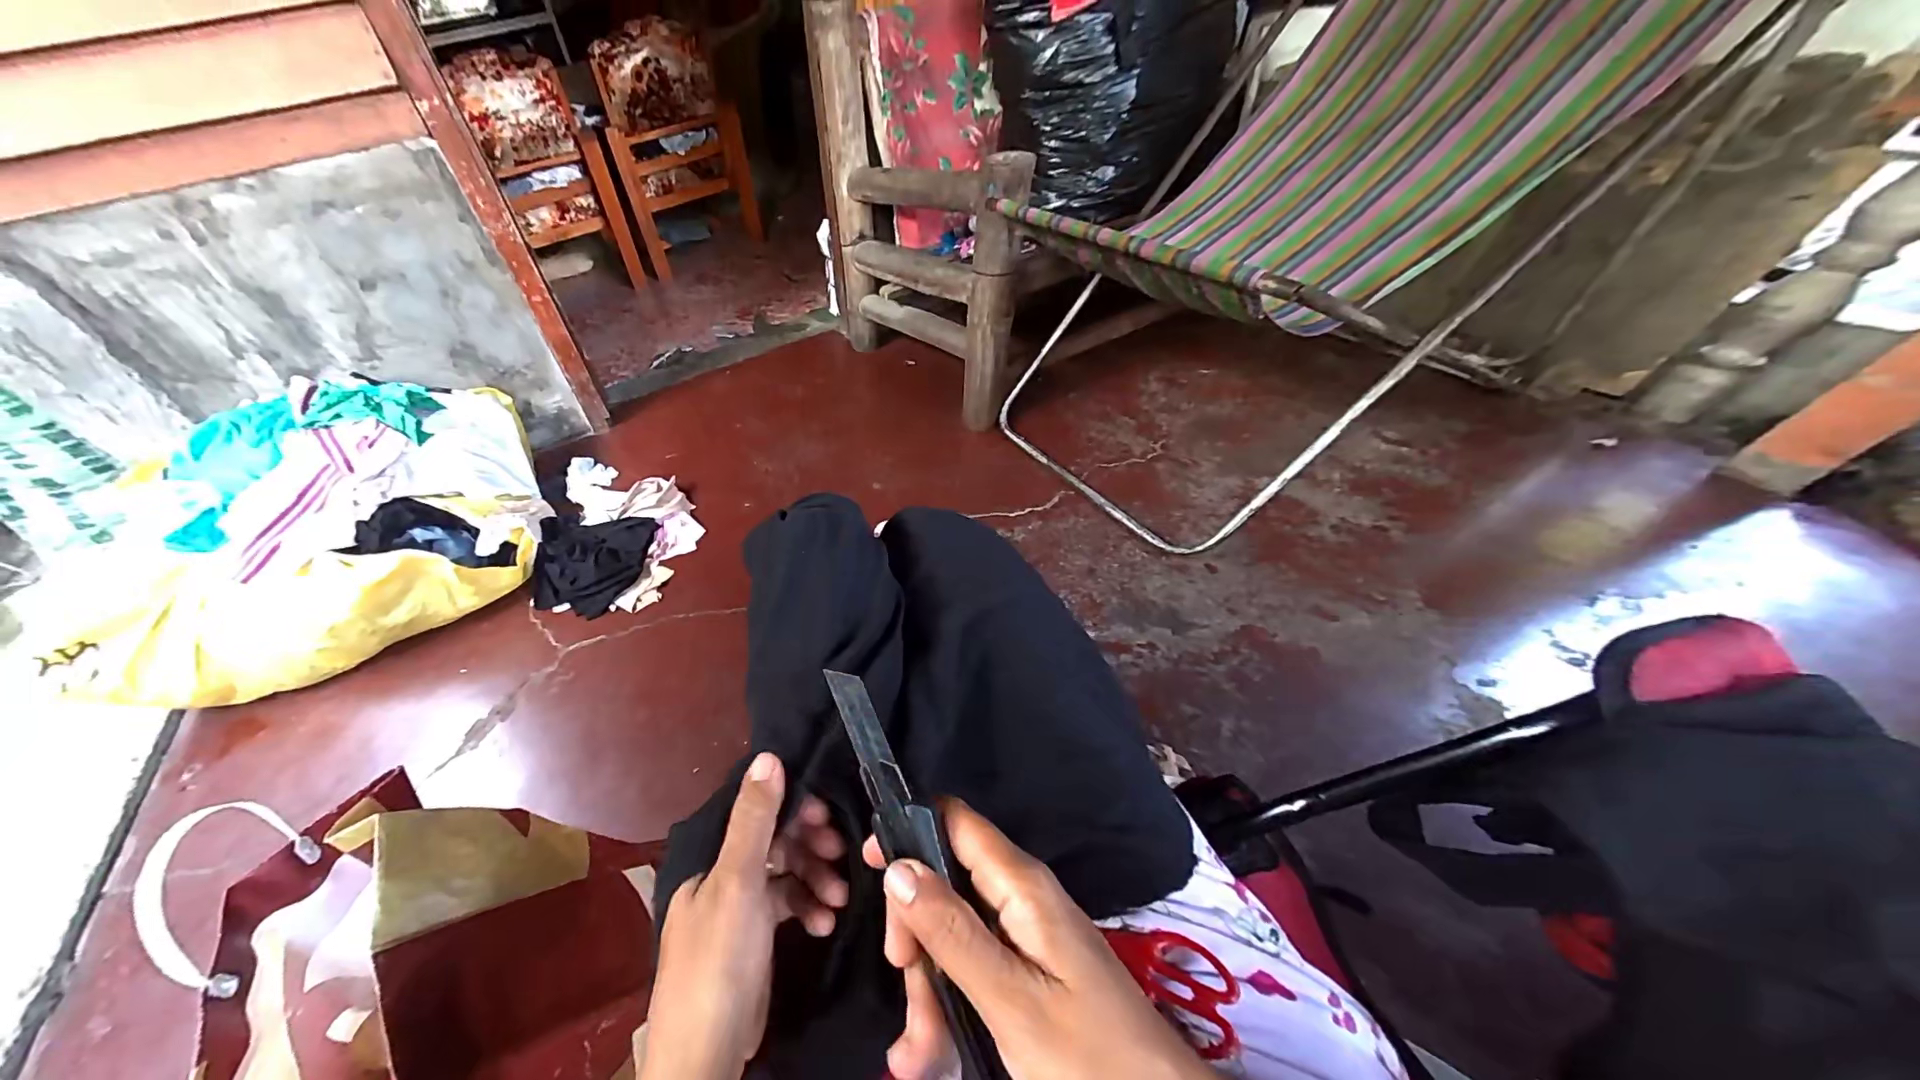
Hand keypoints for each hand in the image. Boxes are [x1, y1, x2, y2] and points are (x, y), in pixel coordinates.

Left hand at [642, 753, 849, 1079]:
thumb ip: (755, 821)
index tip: (828, 819)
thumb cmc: (719, 961)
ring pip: (786, 877)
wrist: (705, 1057)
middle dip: (811, 850)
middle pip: (776, 846)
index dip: (795, 813)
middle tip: (842, 857)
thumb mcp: (738, 884)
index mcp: (710, 862)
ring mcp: (739, 911)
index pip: (758, 818)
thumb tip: (769, 756)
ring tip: (837, 902)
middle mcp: (721, 879)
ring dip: (815, 883)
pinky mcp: (755, 940)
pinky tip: (823, 924)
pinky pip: (787, 908)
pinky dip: (807, 910)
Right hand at [863, 799, 1212, 1079]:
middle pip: (946, 884)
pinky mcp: (1027, 969)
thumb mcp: (1008, 998)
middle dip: (917, 934)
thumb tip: (898, 866)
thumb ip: (951, 930)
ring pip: (954, 935)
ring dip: (929, 987)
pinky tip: (931, 1055)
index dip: (911, 830)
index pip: (957, 821)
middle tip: (904, 980)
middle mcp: (1021, 896)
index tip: (871, 866)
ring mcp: (1024, 934)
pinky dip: (950, 1004)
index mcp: (1021, 885)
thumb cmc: (1087, 1054)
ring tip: (921, 1055)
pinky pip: (974, 967)